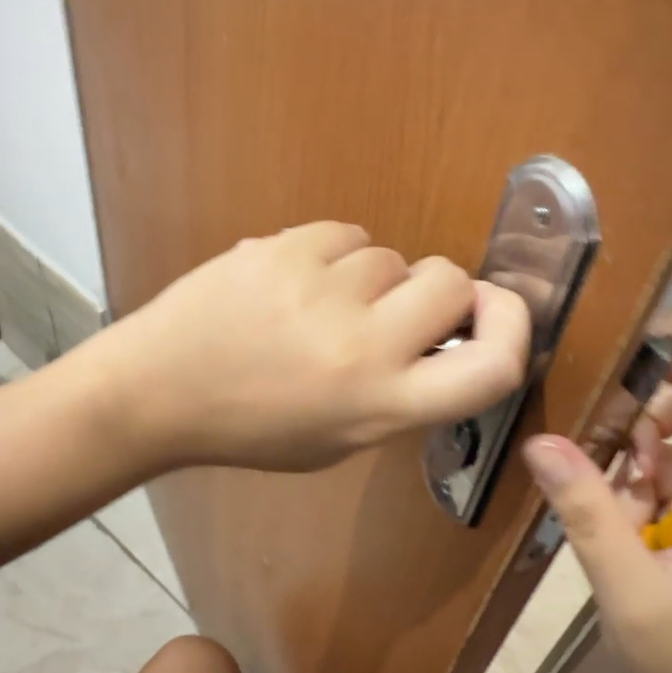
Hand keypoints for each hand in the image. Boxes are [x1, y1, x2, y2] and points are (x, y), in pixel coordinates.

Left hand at [90, 221, 529, 472]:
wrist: (157, 389)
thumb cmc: (250, 427)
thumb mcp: (339, 439)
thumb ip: (401, 394)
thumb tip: (441, 335)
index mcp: (382, 405)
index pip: (494, 367)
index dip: (513, 329)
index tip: (495, 316)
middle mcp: (364, 347)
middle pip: (452, 282)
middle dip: (437, 292)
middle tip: (394, 311)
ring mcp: (322, 292)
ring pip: (390, 256)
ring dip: (371, 278)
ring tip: (318, 305)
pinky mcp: (285, 250)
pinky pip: (346, 233)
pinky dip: (332, 253)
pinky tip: (295, 281)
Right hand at [520, 344, 671, 672]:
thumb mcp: (631, 590)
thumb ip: (588, 513)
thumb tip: (541, 442)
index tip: (665, 367)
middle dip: (667, 406)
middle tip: (613, 421)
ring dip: (642, 444)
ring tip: (604, 471)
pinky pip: (664, 477)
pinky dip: (631, 476)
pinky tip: (604, 498)